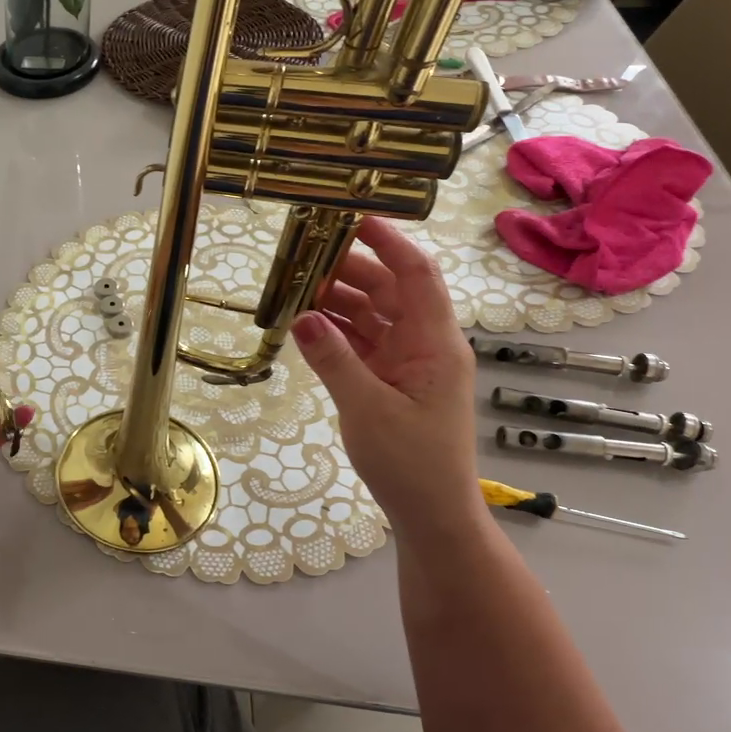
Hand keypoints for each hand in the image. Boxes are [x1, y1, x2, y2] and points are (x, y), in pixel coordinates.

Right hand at [291, 217, 481, 524]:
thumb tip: (302, 316)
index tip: (355, 219)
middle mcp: (424, 345)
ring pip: (372, 316)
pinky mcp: (390, 382)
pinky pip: (362, 343)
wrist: (431, 512)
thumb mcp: (367, 408)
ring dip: (338, 301)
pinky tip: (306, 324)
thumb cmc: (411, 461)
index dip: (390, 244)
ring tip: (296, 287)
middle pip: (389, 291)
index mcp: (434, 343)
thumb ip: (334, 359)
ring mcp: (407, 364)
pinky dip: (336, 332)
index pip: (416, 277)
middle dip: (351, 270)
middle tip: (304, 256)